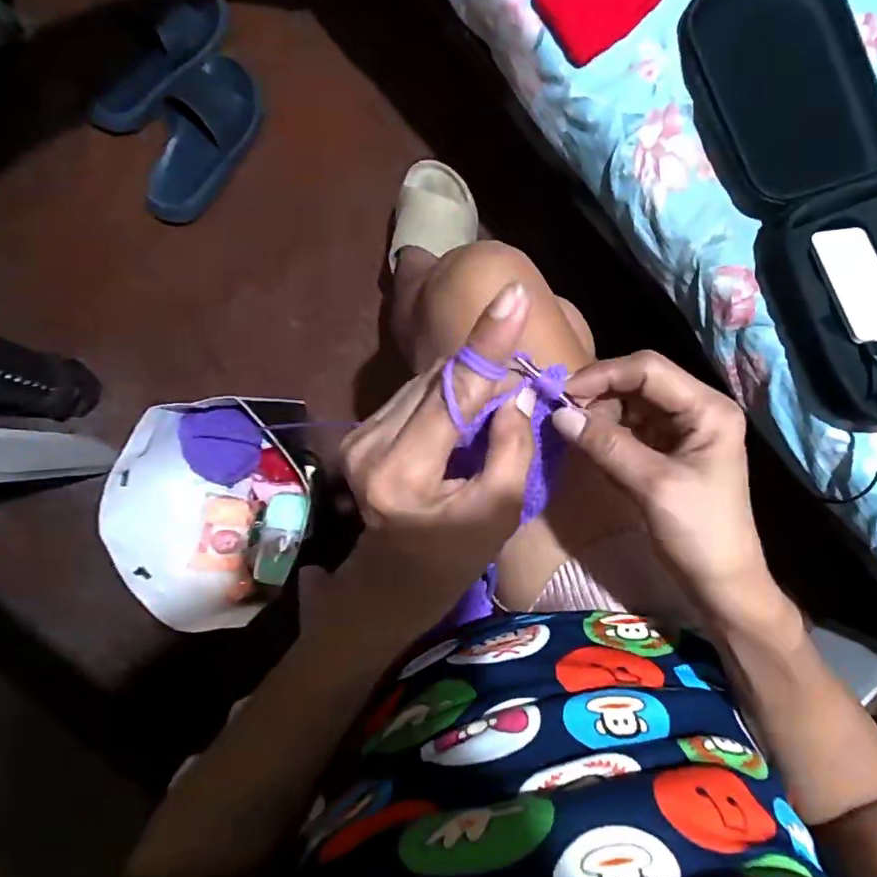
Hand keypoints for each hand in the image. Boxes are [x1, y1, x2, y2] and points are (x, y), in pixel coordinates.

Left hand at [336, 281, 536, 635]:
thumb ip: (511, 447)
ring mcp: (356, 439)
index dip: (486, 343)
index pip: (451, 394)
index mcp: (401, 474)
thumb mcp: (499, 510)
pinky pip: (412, 396)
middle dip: (482, 367)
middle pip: (437, 381)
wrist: (396, 581)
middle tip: (520, 373)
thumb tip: (512, 389)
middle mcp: (368, 448)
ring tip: (492, 404)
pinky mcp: (357, 434)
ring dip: (463, 382)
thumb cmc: (455, 556)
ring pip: (424, 383)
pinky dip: (444, 394)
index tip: (512, 296)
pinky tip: (462, 413)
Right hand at [549, 351, 776, 623]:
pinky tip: (591, 446)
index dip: (603, 375)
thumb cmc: (698, 532)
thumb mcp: (651, 485)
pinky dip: (609, 433)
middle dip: (600, 393)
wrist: (721, 583)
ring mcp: (684, 429)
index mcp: (708, 409)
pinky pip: (632, 428)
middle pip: (640, 382)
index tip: (564, 394)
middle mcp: (698, 409)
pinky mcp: (669, 450)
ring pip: (632, 403)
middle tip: (563, 413)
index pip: (649, 369)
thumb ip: (606, 445)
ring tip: (574, 431)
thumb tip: (559, 414)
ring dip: (601, 413)